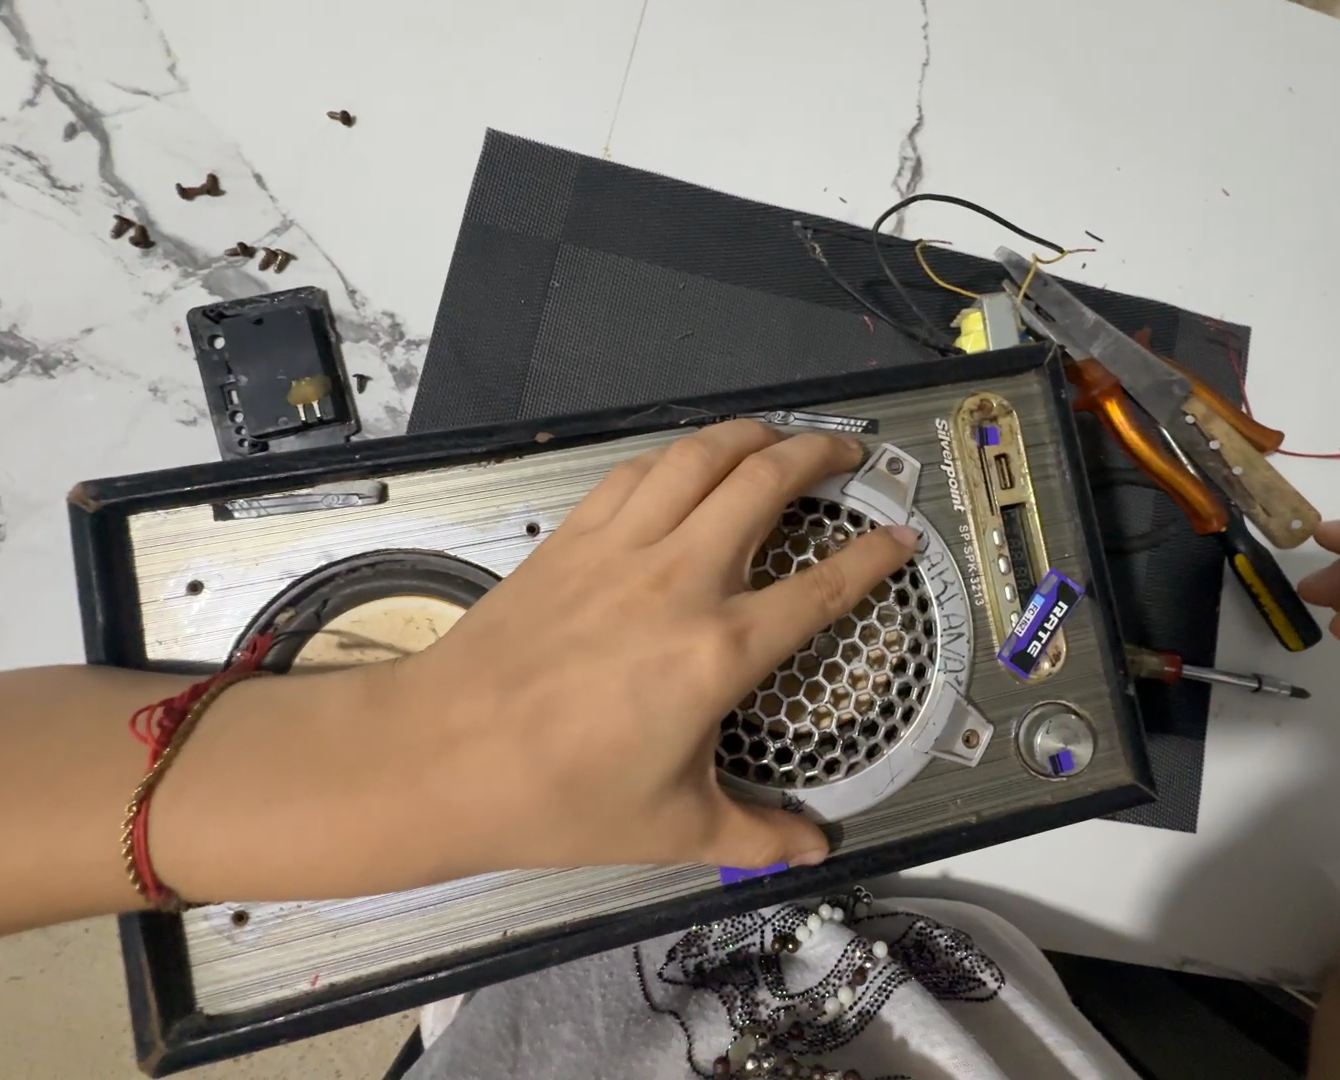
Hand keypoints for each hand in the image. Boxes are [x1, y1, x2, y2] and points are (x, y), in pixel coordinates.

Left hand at [154, 421, 916, 901]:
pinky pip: (640, 470)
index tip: (903, 535)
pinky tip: (691, 462)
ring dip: (752, 434)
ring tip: (779, 435)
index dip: (875, 557)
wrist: (437, 755)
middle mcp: (681, 578)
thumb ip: (757, 836)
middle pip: (766, 482)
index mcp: (719, 651)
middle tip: (848, 449)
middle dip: (820, 452)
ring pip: (702, 456)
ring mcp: (624, 546)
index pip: (822, 588)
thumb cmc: (561, 797)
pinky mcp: (576, 534)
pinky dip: (680, 454)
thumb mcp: (673, 828)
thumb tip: (815, 850)